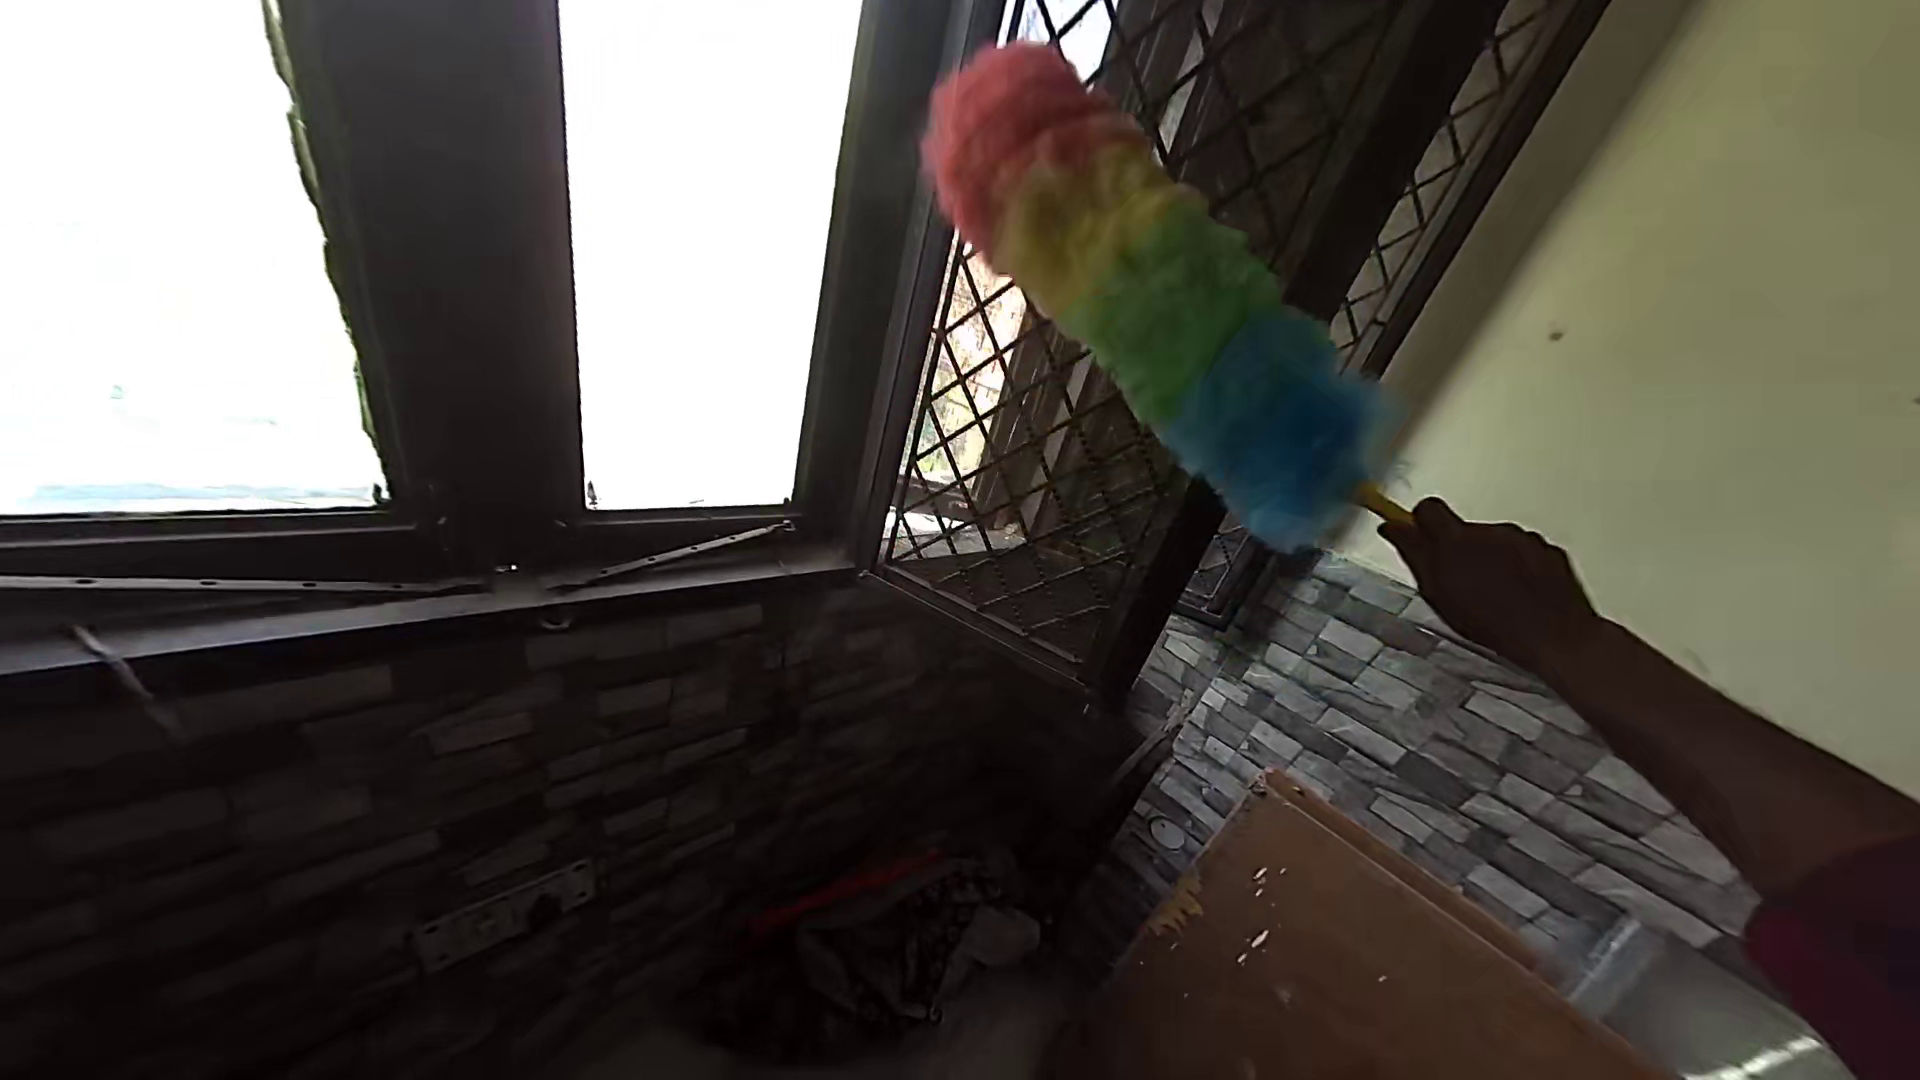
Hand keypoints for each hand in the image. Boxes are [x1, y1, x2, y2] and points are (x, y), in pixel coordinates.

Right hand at [1378, 498, 1604, 680]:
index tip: (1416, 534)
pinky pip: (1522, 550)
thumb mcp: (1433, 589)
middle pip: (1462, 527)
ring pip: (1492, 540)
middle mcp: (1491, 530)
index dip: (1419, 520)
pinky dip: (1514, 565)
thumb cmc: (1488, 618)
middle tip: (1453, 578)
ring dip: (1485, 557)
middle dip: (1455, 547)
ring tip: (1487, 591)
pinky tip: (1513, 592)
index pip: (1428, 508)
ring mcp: (1524, 539)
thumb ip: (1412, 553)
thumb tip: (1392, 528)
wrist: (1553, 635)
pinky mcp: (1549, 551)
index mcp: (1456, 538)